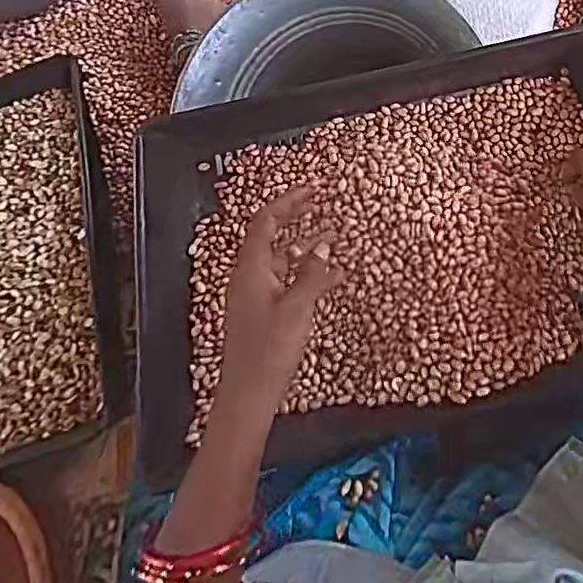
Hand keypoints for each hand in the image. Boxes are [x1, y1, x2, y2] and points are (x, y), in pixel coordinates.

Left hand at [216, 186, 341, 412]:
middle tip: (319, 202)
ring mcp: (256, 295)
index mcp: (251, 269)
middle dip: (296, 217)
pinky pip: (287, 281)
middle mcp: (250, 277)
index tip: (312, 189)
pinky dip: (307, 273)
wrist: (248, 394)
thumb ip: (312, 275)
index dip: (288, 201)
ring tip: (333, 236)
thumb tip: (323, 250)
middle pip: (272, 236)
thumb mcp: (296, 308)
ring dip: (306, 246)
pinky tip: (331, 275)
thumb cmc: (268, 350)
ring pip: (283, 259)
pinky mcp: (264, 311)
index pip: (266, 222)